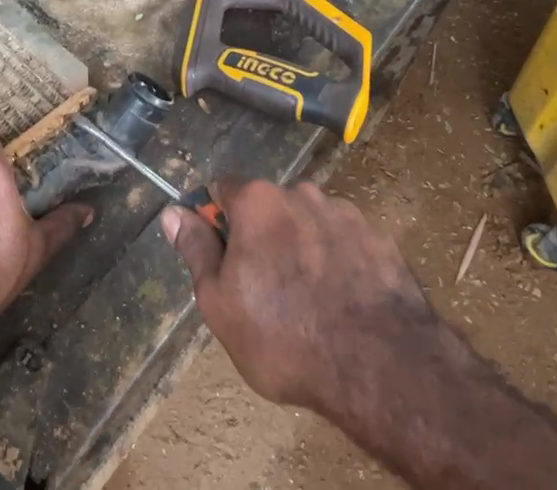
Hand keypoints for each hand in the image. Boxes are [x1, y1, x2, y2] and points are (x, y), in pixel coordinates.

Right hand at [160, 179, 443, 417]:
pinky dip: (337, 263)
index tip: (219, 258)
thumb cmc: (284, 336)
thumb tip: (173, 214)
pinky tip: (341, 303)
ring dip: (301, 248)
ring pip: (309, 224)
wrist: (381, 367)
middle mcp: (303, 194)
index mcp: (258, 201)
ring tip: (308, 302)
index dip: (214, 220)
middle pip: (268, 207)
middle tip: (261, 289)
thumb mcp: (219, 302)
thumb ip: (196, 250)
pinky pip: (345, 245)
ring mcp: (348, 215)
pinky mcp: (382, 242)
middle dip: (260, 237)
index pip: (222, 189)